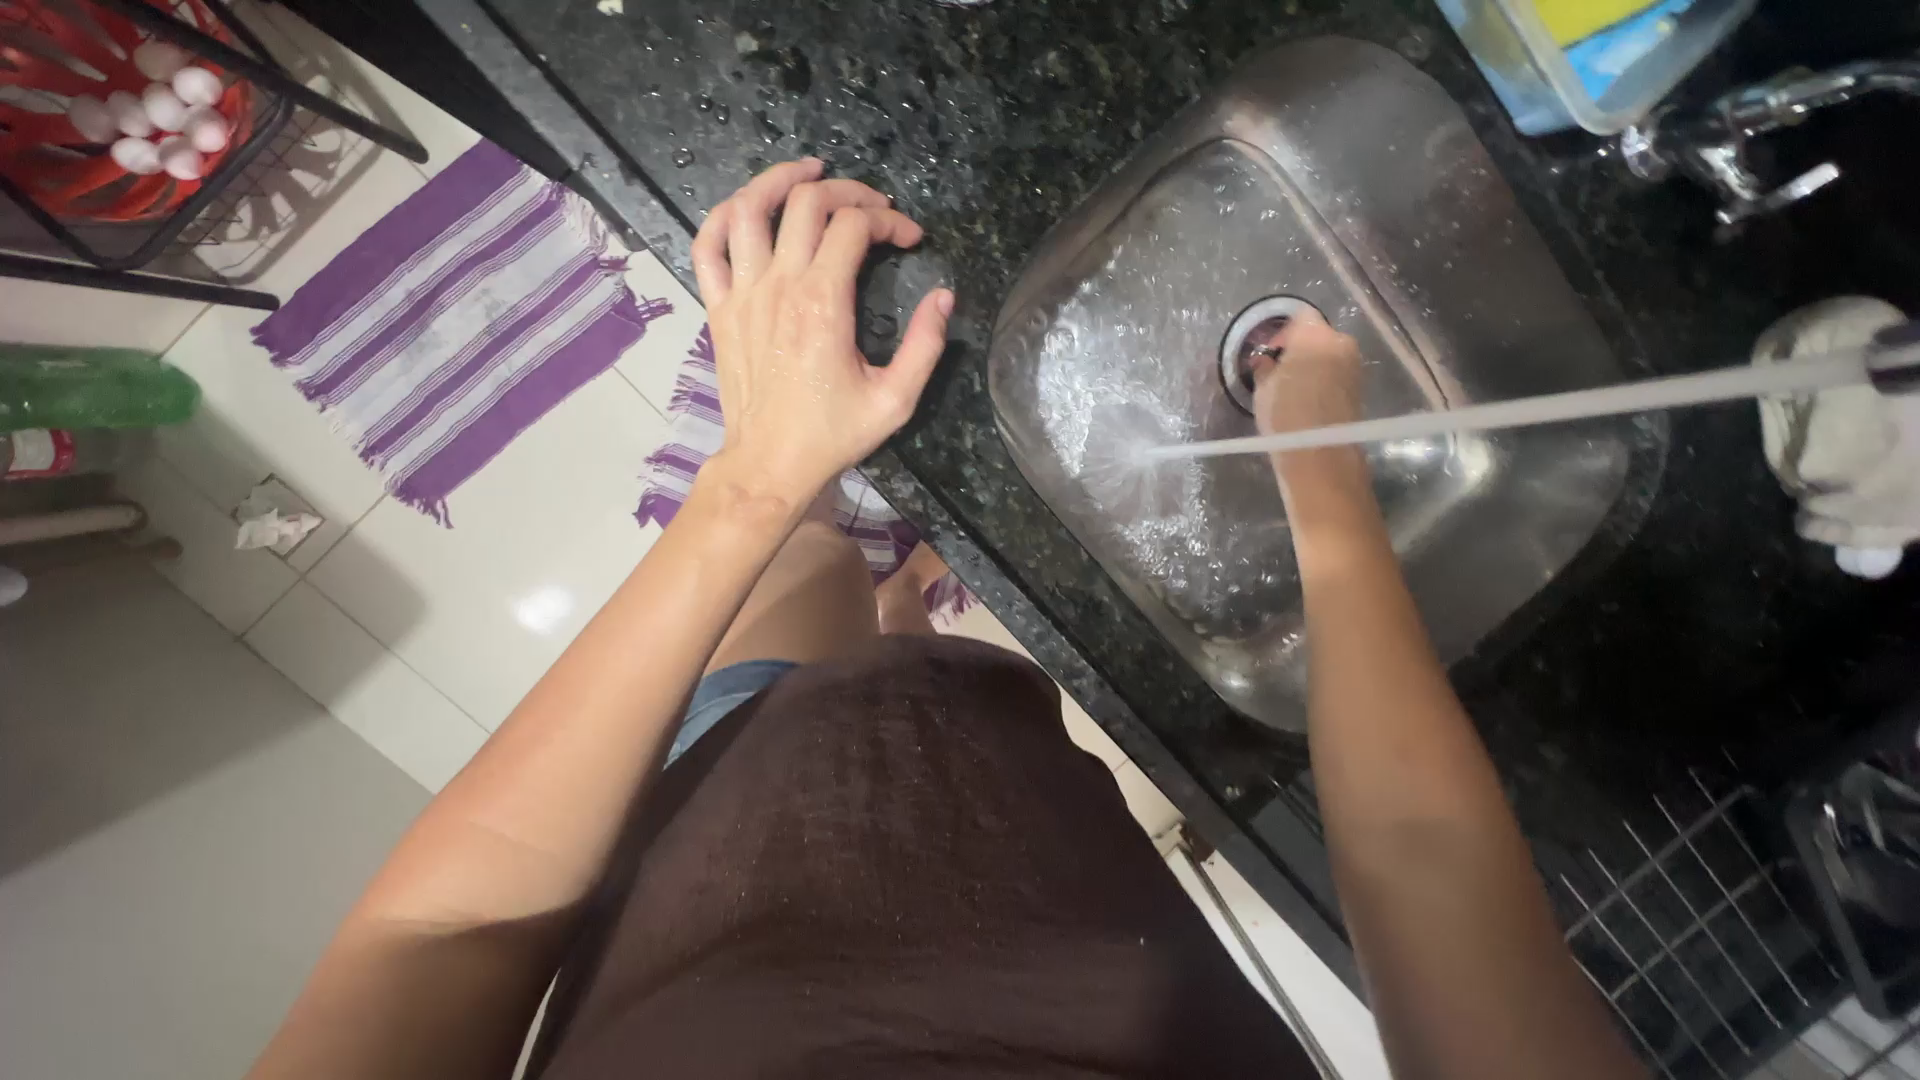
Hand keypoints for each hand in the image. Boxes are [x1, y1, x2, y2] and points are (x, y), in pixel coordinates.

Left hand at [691, 159, 953, 509]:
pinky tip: (747, 208)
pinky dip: (725, 216)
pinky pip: (708, 246)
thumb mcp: (895, 400)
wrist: (770, 464)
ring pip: (751, 208)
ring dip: (781, 180)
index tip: (911, 239)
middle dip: (849, 191)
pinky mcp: (719, 308)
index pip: (855, 227)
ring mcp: (742, 293)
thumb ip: (925, 345)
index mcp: (824, 303)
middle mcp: (779, 286)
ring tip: (809, 172)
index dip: (890, 221)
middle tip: (874, 206)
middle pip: (808, 203)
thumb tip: (944, 297)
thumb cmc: (833, 434)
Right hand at [1247, 308, 1373, 518]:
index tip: (1268, 353)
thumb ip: (1265, 367)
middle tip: (1278, 369)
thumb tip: (1266, 361)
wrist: (1320, 453)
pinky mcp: (1358, 385)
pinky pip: (1336, 371)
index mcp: (1314, 337)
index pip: (1299, 317)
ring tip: (1292, 386)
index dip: (1281, 332)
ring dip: (1311, 363)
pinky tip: (1307, 397)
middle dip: (1298, 348)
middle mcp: (1340, 343)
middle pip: (1317, 334)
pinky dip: (1322, 377)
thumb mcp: (1263, 389)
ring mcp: (1353, 364)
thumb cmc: (1285, 415)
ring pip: (1328, 353)